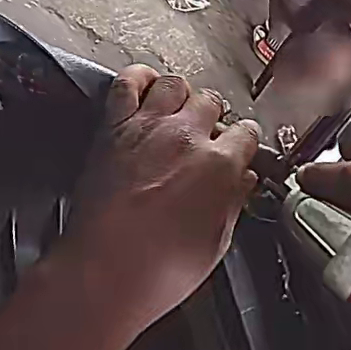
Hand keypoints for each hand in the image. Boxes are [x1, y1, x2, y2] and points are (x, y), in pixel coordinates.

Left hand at [61, 66, 260, 326]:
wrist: (104, 271)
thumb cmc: (159, 268)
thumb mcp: (216, 242)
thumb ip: (233, 201)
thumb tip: (244, 181)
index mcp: (219, 165)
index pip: (246, 133)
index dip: (245, 140)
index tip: (240, 146)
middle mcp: (186, 137)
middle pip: (211, 101)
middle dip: (214, 116)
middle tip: (206, 133)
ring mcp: (148, 127)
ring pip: (175, 84)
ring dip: (181, 96)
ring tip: (178, 111)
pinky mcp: (114, 128)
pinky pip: (127, 83)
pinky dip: (138, 78)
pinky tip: (146, 87)